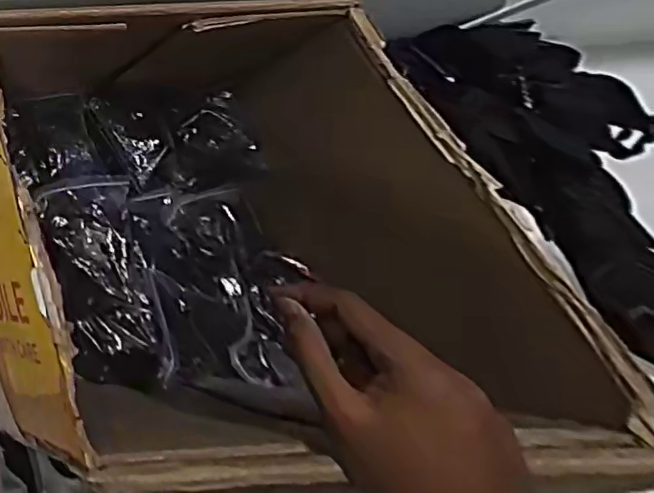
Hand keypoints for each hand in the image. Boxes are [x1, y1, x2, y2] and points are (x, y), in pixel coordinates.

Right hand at [274, 282, 527, 492]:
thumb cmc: (393, 473)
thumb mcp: (339, 411)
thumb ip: (310, 351)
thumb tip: (288, 306)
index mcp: (423, 369)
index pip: (355, 307)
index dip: (310, 295)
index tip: (276, 298)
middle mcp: (459, 379)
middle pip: (383, 335)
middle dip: (337, 333)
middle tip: (302, 344)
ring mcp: (482, 406)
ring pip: (406, 362)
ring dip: (365, 360)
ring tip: (338, 381)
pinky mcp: (491, 430)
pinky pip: (431, 388)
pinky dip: (396, 384)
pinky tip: (379, 407)